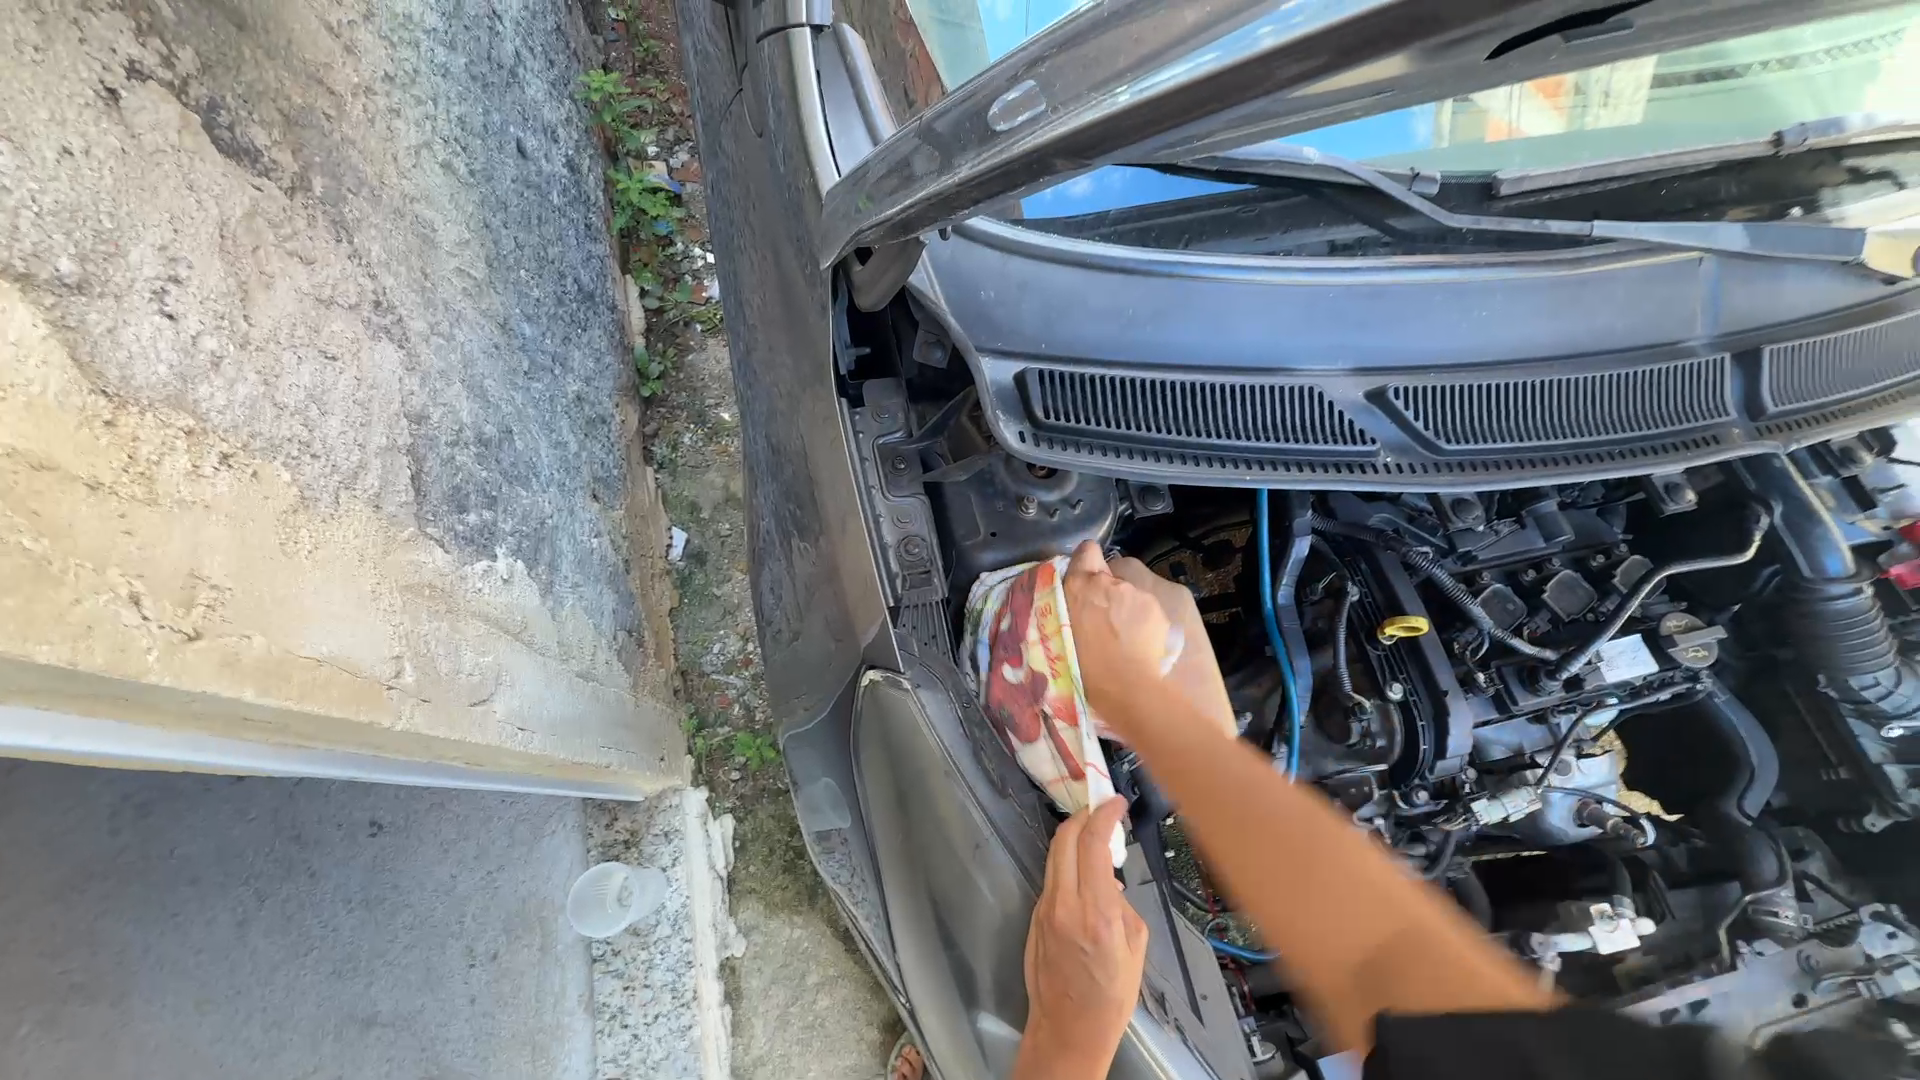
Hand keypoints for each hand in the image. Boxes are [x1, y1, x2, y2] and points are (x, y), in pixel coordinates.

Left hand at [1015, 797, 1147, 1079]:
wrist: (1068, 1030)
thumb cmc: (1110, 997)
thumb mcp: (1134, 947)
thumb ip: (1122, 903)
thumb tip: (1109, 879)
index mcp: (1095, 911)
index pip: (1092, 842)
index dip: (1104, 814)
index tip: (1115, 802)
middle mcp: (1063, 903)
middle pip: (1065, 838)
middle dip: (1084, 816)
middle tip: (1102, 812)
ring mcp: (1044, 908)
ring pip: (1055, 855)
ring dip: (1075, 838)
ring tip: (1097, 840)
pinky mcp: (1034, 916)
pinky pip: (1053, 878)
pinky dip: (1069, 865)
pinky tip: (1086, 878)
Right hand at [1064, 542, 1235, 742]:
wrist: (1128, 690)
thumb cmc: (1085, 669)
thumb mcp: (1064, 632)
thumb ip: (1075, 607)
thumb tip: (1081, 604)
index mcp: (1080, 586)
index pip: (1086, 552)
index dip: (1088, 563)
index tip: (1088, 580)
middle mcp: (1111, 582)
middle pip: (1114, 575)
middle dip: (1111, 592)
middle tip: (1107, 621)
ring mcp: (1140, 594)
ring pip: (1135, 592)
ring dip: (1130, 607)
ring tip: (1127, 637)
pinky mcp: (1162, 609)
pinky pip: (1152, 609)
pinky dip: (1148, 621)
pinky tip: (1143, 643)